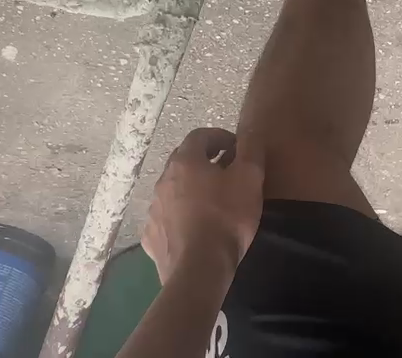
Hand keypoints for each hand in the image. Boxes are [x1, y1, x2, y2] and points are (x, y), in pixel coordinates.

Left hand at [142, 127, 264, 282]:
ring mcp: (154, 211)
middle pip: (183, 160)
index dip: (219, 136)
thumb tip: (248, 131)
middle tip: (226, 170)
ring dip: (191, 187)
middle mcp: (163, 181)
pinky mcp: (151, 237)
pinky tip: (195, 226)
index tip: (236, 148)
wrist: (199, 270)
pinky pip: (166, 216)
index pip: (199, 135)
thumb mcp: (249, 176)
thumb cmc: (227, 217)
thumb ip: (250, 147)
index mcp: (185, 162)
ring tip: (212, 200)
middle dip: (204, 160)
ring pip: (173, 189)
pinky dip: (180, 214)